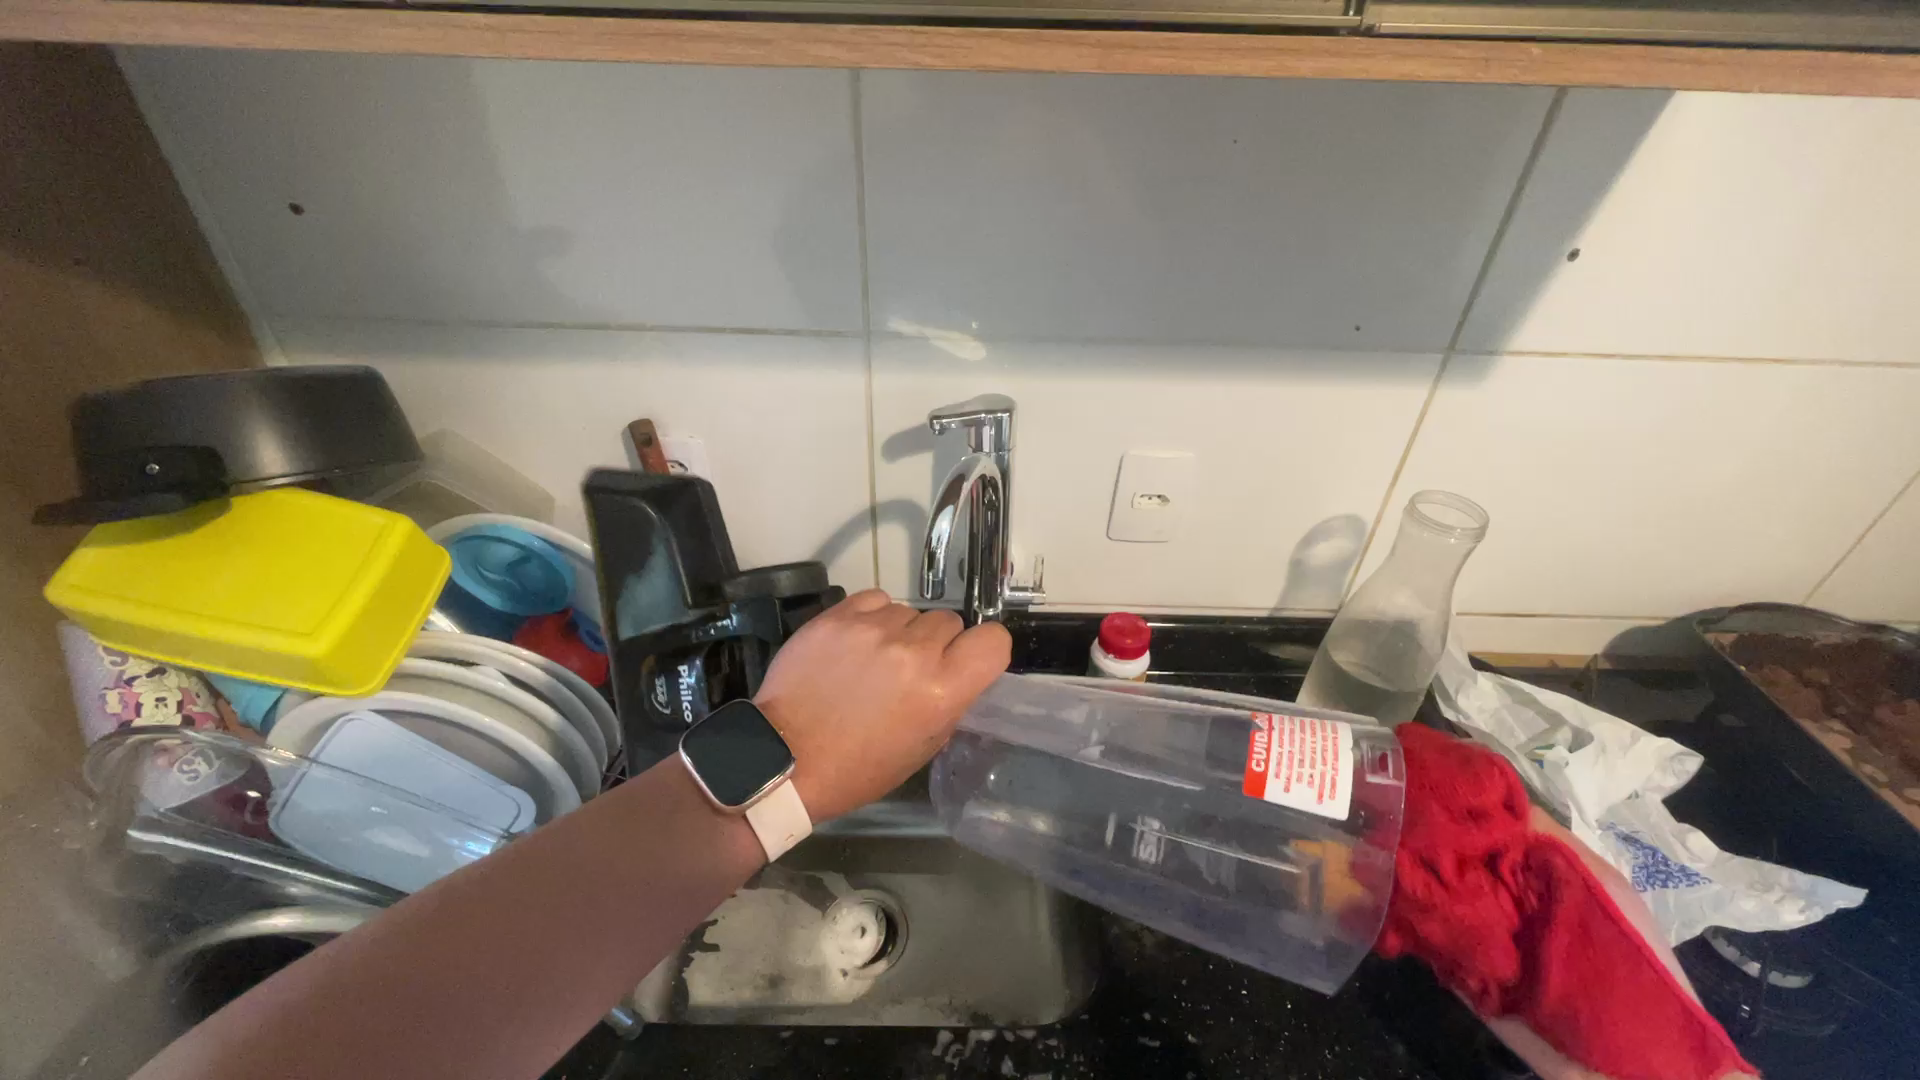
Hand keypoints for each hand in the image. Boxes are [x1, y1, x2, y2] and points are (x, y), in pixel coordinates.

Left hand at [753, 589, 1010, 822]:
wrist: (786, 759)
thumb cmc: (860, 767)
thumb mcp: (924, 746)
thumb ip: (951, 701)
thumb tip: (958, 670)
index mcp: (941, 690)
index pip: (994, 640)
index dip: (985, 650)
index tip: (967, 662)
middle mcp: (912, 651)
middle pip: (949, 622)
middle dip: (937, 644)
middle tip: (910, 672)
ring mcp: (872, 629)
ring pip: (910, 611)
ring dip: (902, 632)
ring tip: (874, 661)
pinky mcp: (837, 616)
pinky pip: (876, 600)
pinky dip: (872, 617)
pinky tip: (856, 643)